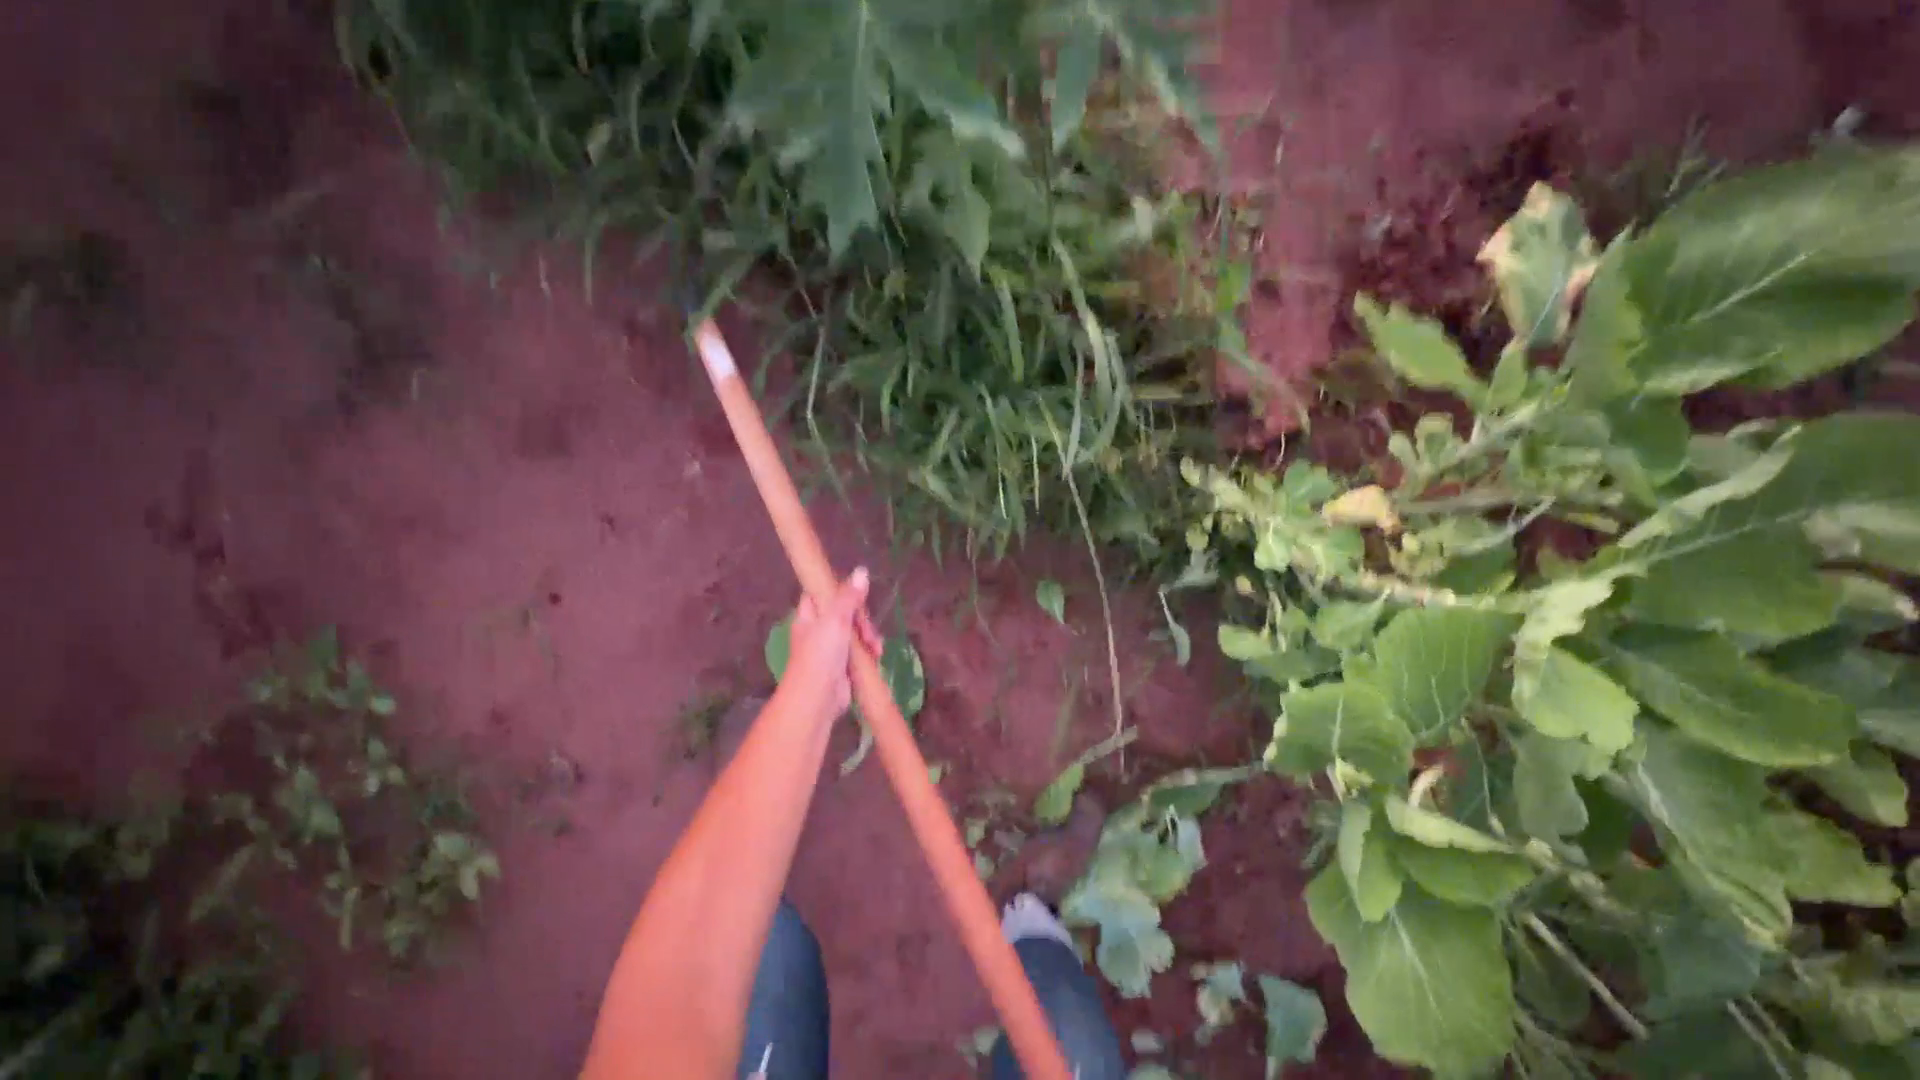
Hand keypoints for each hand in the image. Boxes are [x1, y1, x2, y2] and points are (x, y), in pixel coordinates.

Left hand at [785, 567, 881, 718]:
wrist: (818, 697)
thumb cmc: (820, 654)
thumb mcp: (835, 619)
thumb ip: (849, 596)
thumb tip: (862, 571)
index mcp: (809, 616)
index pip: (820, 594)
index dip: (838, 591)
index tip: (856, 595)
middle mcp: (818, 630)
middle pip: (844, 613)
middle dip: (861, 620)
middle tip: (866, 630)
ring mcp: (831, 649)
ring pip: (855, 633)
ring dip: (868, 638)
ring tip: (874, 647)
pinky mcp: (844, 666)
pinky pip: (860, 652)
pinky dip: (869, 653)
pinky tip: (876, 656)